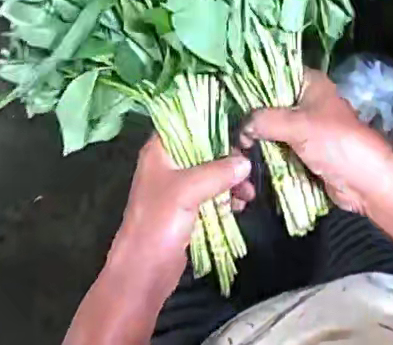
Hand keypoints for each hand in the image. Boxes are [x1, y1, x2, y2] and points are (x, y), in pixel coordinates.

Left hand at [107, 136, 252, 276]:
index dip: (209, 123)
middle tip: (248, 167)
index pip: (184, 123)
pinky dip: (225, 197)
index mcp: (159, 149)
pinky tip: (240, 205)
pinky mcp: (187, 208)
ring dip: (230, 180)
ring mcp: (177, 187)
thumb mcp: (187, 190)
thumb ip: (216, 172)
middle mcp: (168, 163)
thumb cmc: (158, 220)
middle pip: (202, 149)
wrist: (144, 270)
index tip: (236, 129)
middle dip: (226, 157)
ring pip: (209, 173)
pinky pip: (210, 195)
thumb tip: (245, 162)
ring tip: (248, 194)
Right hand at [240, 70, 392, 215]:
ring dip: (256, 134)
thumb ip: (263, 120)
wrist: (367, 184)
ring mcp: (304, 125)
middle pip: (269, 100)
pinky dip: (265, 150)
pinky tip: (245, 152)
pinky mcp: (304, 149)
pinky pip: (278, 145)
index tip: (228, 89)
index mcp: (308, 82)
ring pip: (272, 125)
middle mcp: (305, 99)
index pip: (272, 71)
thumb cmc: (335, 143)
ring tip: (232, 139)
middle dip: (250, 112)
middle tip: (226, 118)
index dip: (250, 80)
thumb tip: (239, 128)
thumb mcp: (296, 125)